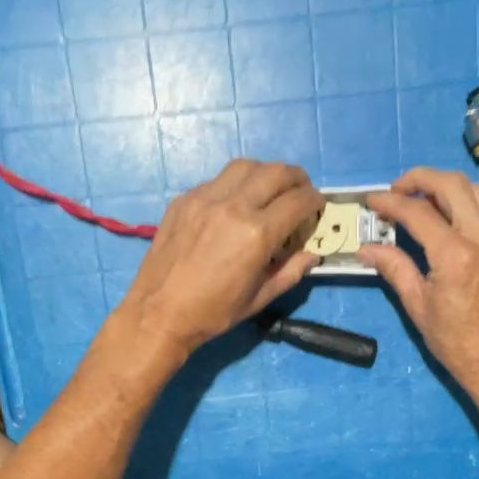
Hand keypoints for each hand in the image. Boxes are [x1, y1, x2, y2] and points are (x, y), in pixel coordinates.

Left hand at [111, 159, 324, 365]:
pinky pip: (217, 180)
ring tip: (269, 189)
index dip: (315, 200)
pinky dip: (235, 185)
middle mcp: (233, 207)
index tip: (318, 205)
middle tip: (300, 190)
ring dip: (265, 172)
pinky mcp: (185, 199)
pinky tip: (234, 204)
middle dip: (296, 178)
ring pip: (245, 166)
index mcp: (256, 234)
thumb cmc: (213, 312)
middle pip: (275, 172)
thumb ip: (290, 271)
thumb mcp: (259, 298)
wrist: (160, 312)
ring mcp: (205, 199)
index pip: (298, 201)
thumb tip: (311, 254)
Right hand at [359, 168, 478, 389]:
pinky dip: (462, 202)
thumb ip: (394, 268)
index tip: (372, 201)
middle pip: (451, 184)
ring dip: (444, 185)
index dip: (391, 202)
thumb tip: (366, 248)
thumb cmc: (452, 340)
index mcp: (455, 255)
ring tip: (420, 199)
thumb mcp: (417, 305)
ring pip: (474, 190)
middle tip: (397, 191)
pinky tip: (445, 218)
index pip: (419, 212)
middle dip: (420, 178)